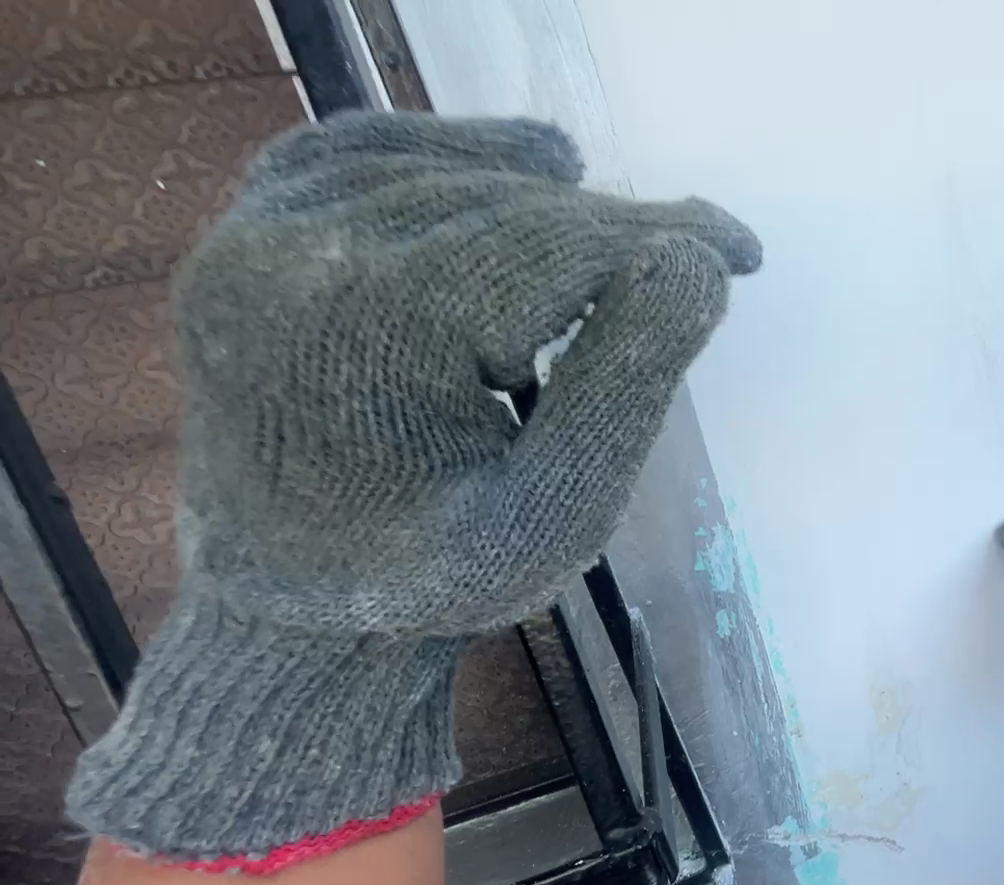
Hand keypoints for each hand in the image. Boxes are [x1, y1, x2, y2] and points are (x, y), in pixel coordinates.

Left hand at [66, 111, 759, 866]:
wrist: (300, 606)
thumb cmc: (443, 576)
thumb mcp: (561, 513)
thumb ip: (626, 383)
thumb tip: (693, 265)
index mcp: (376, 329)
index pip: (561, 248)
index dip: (669, 240)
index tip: (744, 255)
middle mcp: (297, 254)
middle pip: (514, 207)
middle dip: (627, 229)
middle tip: (710, 253)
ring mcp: (257, 236)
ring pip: (454, 178)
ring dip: (561, 206)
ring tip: (639, 237)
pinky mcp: (251, 239)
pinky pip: (366, 156)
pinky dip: (459, 152)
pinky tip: (529, 164)